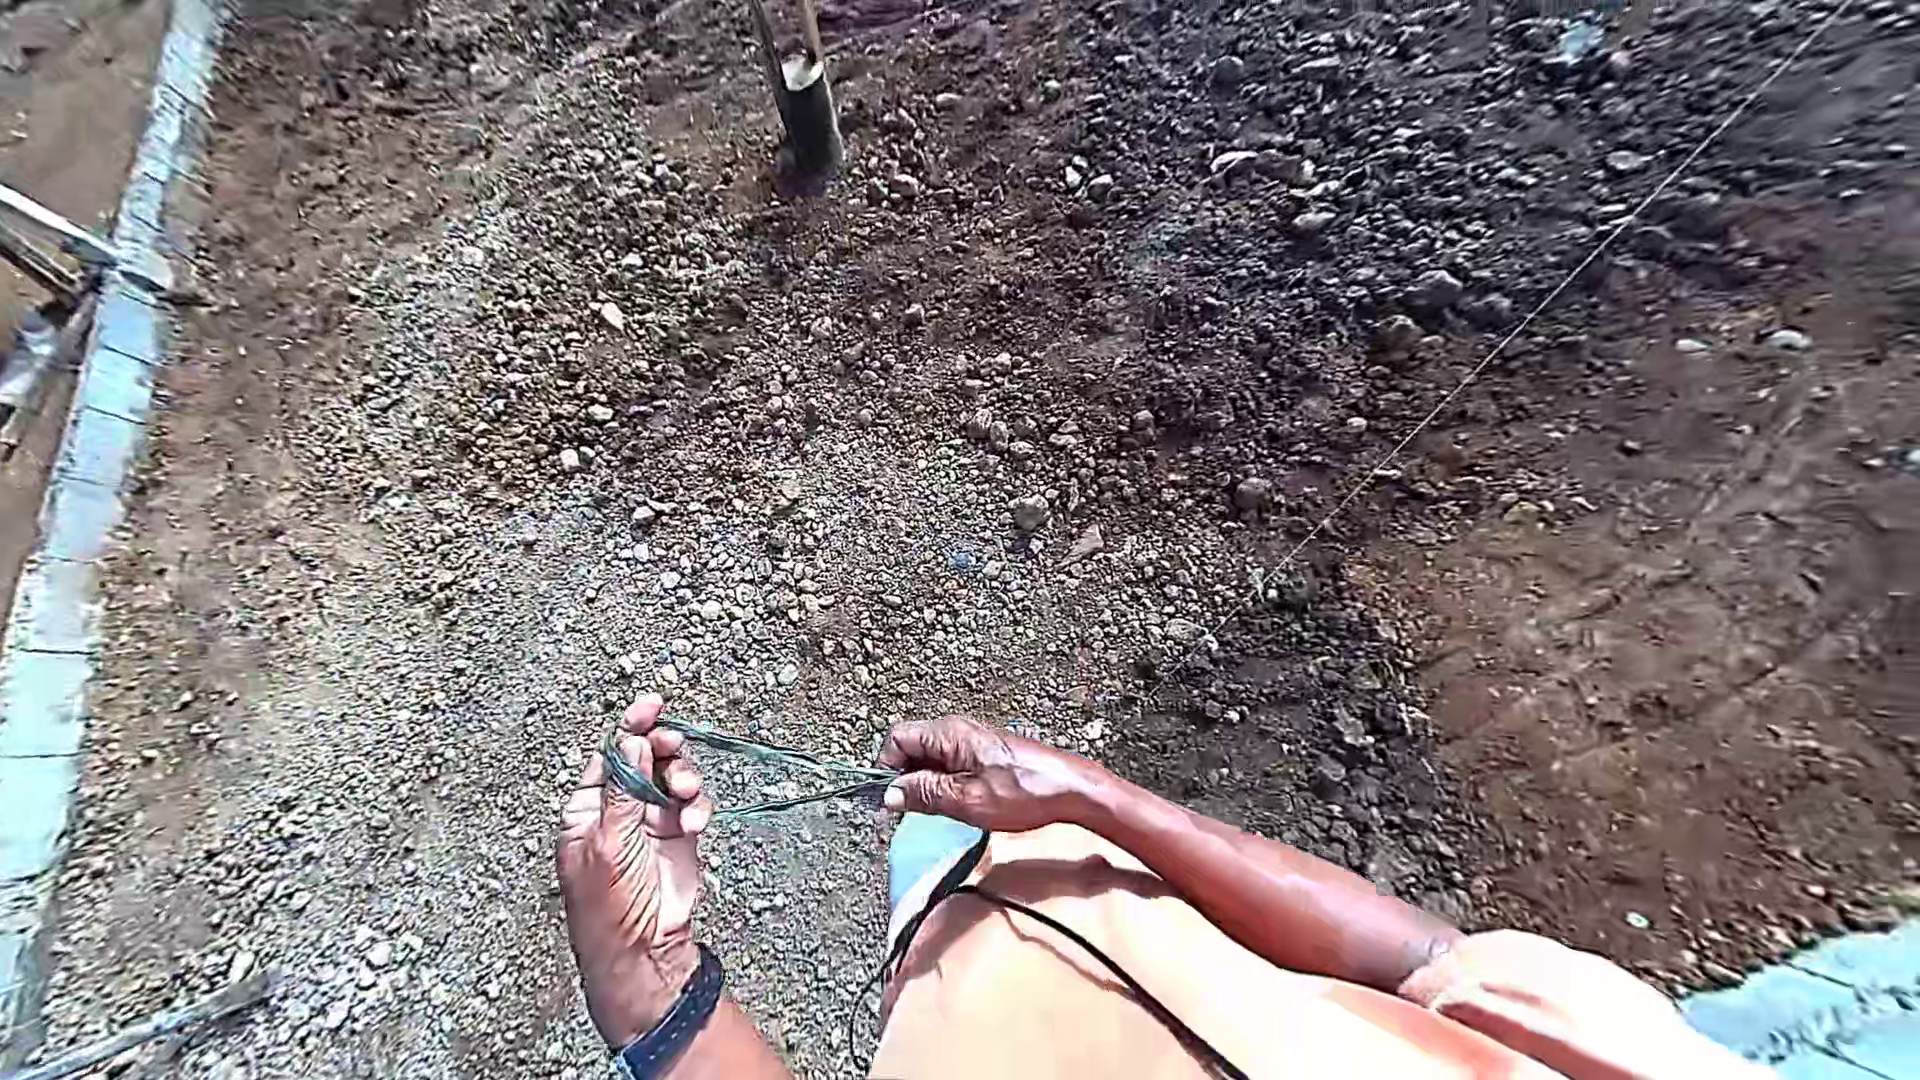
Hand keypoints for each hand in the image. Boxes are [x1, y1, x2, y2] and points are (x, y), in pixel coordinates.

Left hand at [557, 694, 715, 1046]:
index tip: (652, 706)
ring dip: (684, 779)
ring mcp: (653, 817)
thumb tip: (631, 740)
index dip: (631, 728)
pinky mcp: (680, 829)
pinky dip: (698, 808)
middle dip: (664, 750)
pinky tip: (693, 826)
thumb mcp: (608, 843)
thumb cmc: (608, 905)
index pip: (611, 755)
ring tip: (685, 796)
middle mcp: (622, 807)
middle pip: (648, 757)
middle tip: (673, 746)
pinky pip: (695, 802)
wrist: (644, 948)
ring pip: (675, 775)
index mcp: (590, 808)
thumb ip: (623, 789)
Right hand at [878, 715, 1095, 831]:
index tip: (889, 801)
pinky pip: (947, 762)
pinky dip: (941, 782)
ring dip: (922, 783)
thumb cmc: (1023, 792)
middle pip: (910, 747)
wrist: (1071, 788)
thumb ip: (925, 794)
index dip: (886, 768)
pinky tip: (954, 804)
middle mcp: (955, 730)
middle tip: (909, 811)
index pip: (896, 738)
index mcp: (948, 734)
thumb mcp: (967, 800)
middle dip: (903, 778)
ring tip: (934, 811)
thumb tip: (889, 793)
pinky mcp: (982, 753)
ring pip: (928, 757)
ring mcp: (970, 740)